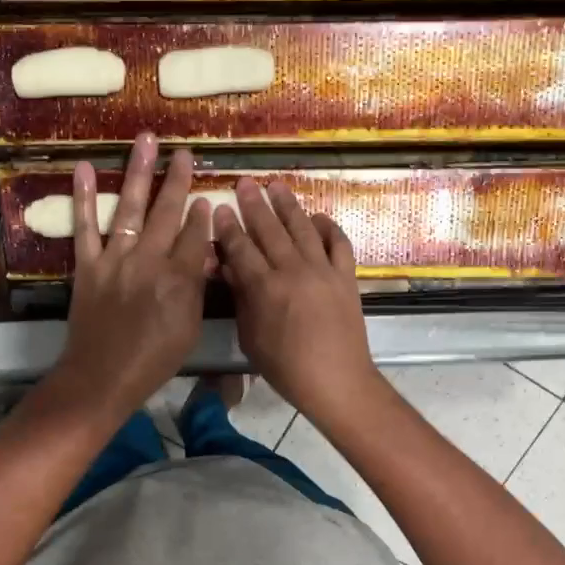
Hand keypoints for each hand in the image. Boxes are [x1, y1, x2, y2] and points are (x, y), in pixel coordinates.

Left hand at [50, 133, 211, 418]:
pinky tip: (86, 168)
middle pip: (167, 213)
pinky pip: (85, 228)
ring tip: (146, 141)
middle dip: (177, 180)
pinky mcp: (88, 266)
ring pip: (130, 209)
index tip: (207, 195)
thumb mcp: (189, 329)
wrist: (104, 377)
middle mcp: (150, 261)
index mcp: (180, 279)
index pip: (195, 236)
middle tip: (184, 152)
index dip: (202, 215)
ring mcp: (116, 260)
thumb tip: (203, 256)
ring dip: (139, 172)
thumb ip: (195, 289)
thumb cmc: (154, 361)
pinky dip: (84, 198)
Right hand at [214, 178, 380, 420]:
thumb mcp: (252, 338)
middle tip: (245, 183)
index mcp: (265, 288)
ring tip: (277, 185)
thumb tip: (229, 269)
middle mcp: (293, 270)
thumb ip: (241, 300)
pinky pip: (338, 242)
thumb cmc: (286, 368)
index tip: (218, 208)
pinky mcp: (346, 276)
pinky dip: (328, 226)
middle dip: (254, 204)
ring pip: (303, 228)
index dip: (228, 227)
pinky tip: (317, 217)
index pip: (241, 249)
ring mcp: (323, 270)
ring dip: (288, 204)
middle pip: (270, 230)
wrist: (336, 380)